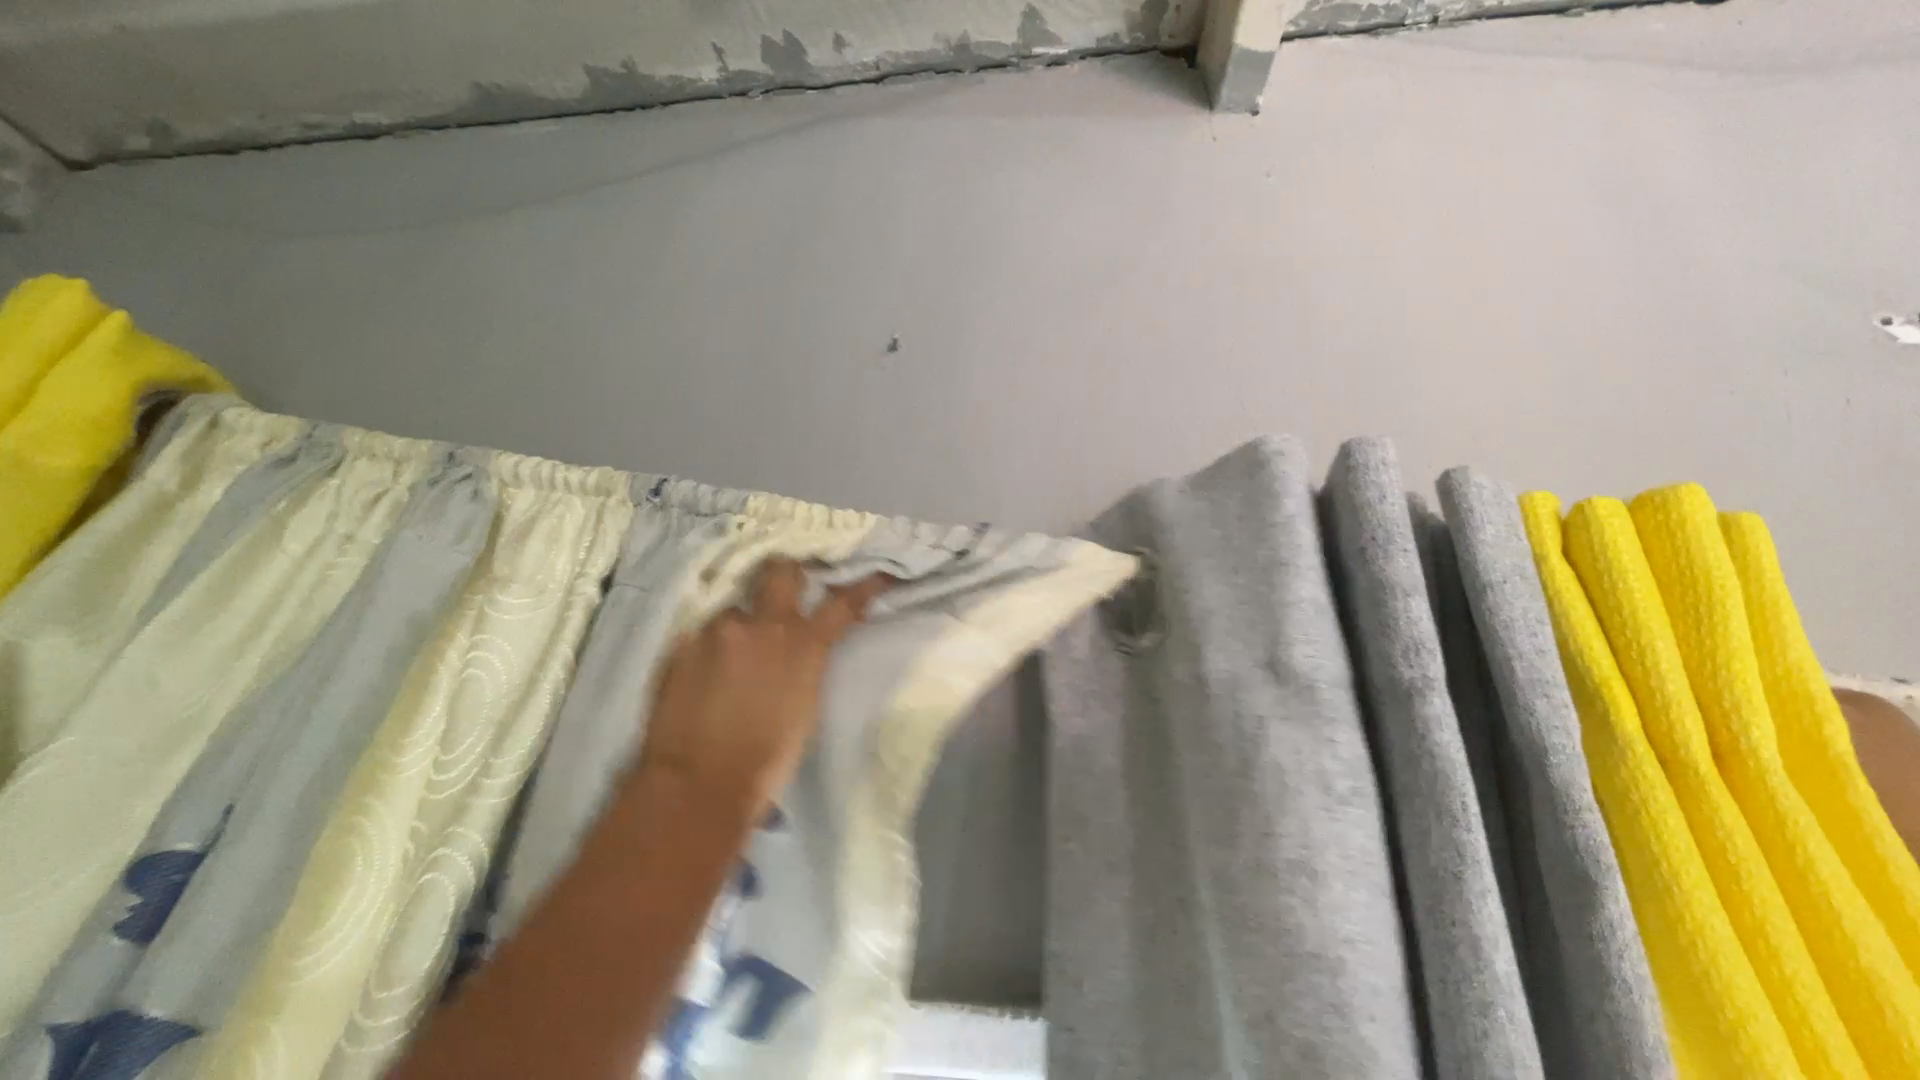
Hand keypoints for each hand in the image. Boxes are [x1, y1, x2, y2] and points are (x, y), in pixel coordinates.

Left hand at [635, 560, 891, 816]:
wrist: (698, 782)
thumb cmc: (765, 760)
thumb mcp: (805, 708)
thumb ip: (804, 667)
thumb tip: (799, 653)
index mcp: (802, 645)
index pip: (842, 603)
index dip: (863, 586)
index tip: (878, 574)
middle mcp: (760, 625)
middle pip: (779, 571)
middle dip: (785, 573)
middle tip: (784, 585)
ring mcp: (715, 630)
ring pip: (732, 606)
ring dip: (737, 623)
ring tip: (729, 651)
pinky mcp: (679, 644)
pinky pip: (699, 632)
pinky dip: (707, 646)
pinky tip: (702, 671)